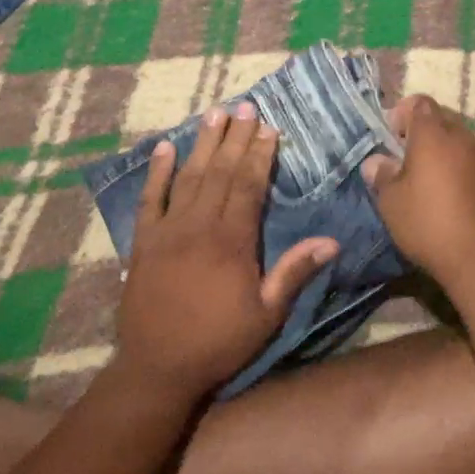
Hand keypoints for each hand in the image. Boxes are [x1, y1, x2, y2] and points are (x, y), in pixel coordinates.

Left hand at [113, 103, 338, 397]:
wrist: (156, 368)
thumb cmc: (218, 342)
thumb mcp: (266, 314)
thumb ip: (294, 272)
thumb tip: (331, 241)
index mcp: (232, 240)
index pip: (249, 185)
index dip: (260, 155)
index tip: (268, 127)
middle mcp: (199, 225)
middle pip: (221, 172)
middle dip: (235, 137)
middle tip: (245, 106)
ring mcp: (167, 230)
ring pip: (189, 176)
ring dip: (202, 143)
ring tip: (214, 113)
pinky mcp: (143, 241)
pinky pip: (149, 199)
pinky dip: (156, 172)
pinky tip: (163, 148)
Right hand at [368, 95, 474, 288]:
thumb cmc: (427, 221)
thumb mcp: (391, 200)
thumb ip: (382, 174)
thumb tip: (376, 161)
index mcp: (433, 133)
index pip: (418, 102)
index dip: (400, 113)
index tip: (388, 137)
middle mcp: (461, 135)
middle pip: (438, 118)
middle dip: (418, 131)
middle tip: (400, 158)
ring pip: (455, 138)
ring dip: (437, 149)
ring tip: (421, 177)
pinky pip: (467, 158)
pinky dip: (453, 165)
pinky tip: (443, 192)